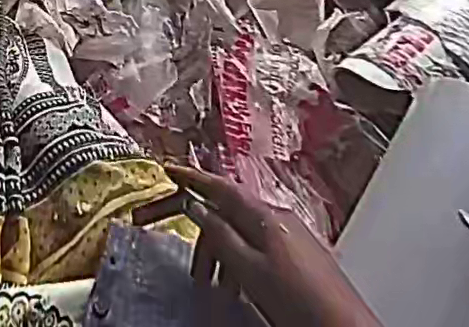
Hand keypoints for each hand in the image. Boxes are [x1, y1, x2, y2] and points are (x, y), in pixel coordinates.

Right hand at [168, 165, 381, 326]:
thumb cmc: (295, 300)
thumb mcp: (248, 268)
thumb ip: (218, 232)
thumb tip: (194, 204)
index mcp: (263, 214)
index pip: (219, 185)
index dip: (191, 177)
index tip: (167, 169)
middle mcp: (277, 216)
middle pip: (229, 212)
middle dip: (203, 233)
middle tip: (186, 257)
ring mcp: (292, 236)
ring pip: (243, 233)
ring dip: (222, 255)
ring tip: (213, 287)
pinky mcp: (302, 256)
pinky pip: (260, 248)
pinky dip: (242, 262)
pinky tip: (239, 288)